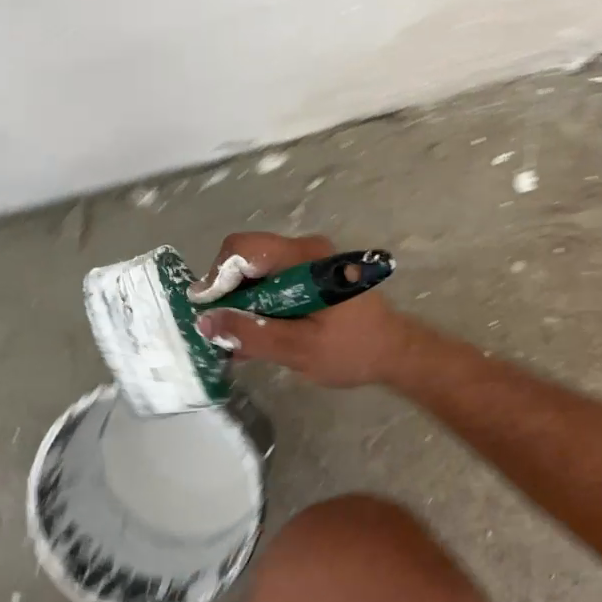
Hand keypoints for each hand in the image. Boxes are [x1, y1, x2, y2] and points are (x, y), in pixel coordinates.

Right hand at [189, 232, 415, 388]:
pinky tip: (254, 335)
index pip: (242, 249)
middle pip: (246, 258)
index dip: (216, 276)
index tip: (205, 310)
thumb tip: (205, 322)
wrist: (396, 353)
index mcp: (304, 258)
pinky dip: (257, 304)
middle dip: (226, 293)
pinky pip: (271, 280)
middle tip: (218, 330)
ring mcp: (308, 260)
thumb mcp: (299, 348)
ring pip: (256, 271)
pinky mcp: (310, 275)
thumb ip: (251, 334)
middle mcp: (304, 249)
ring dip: (240, 302)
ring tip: (234, 340)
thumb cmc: (353, 350)